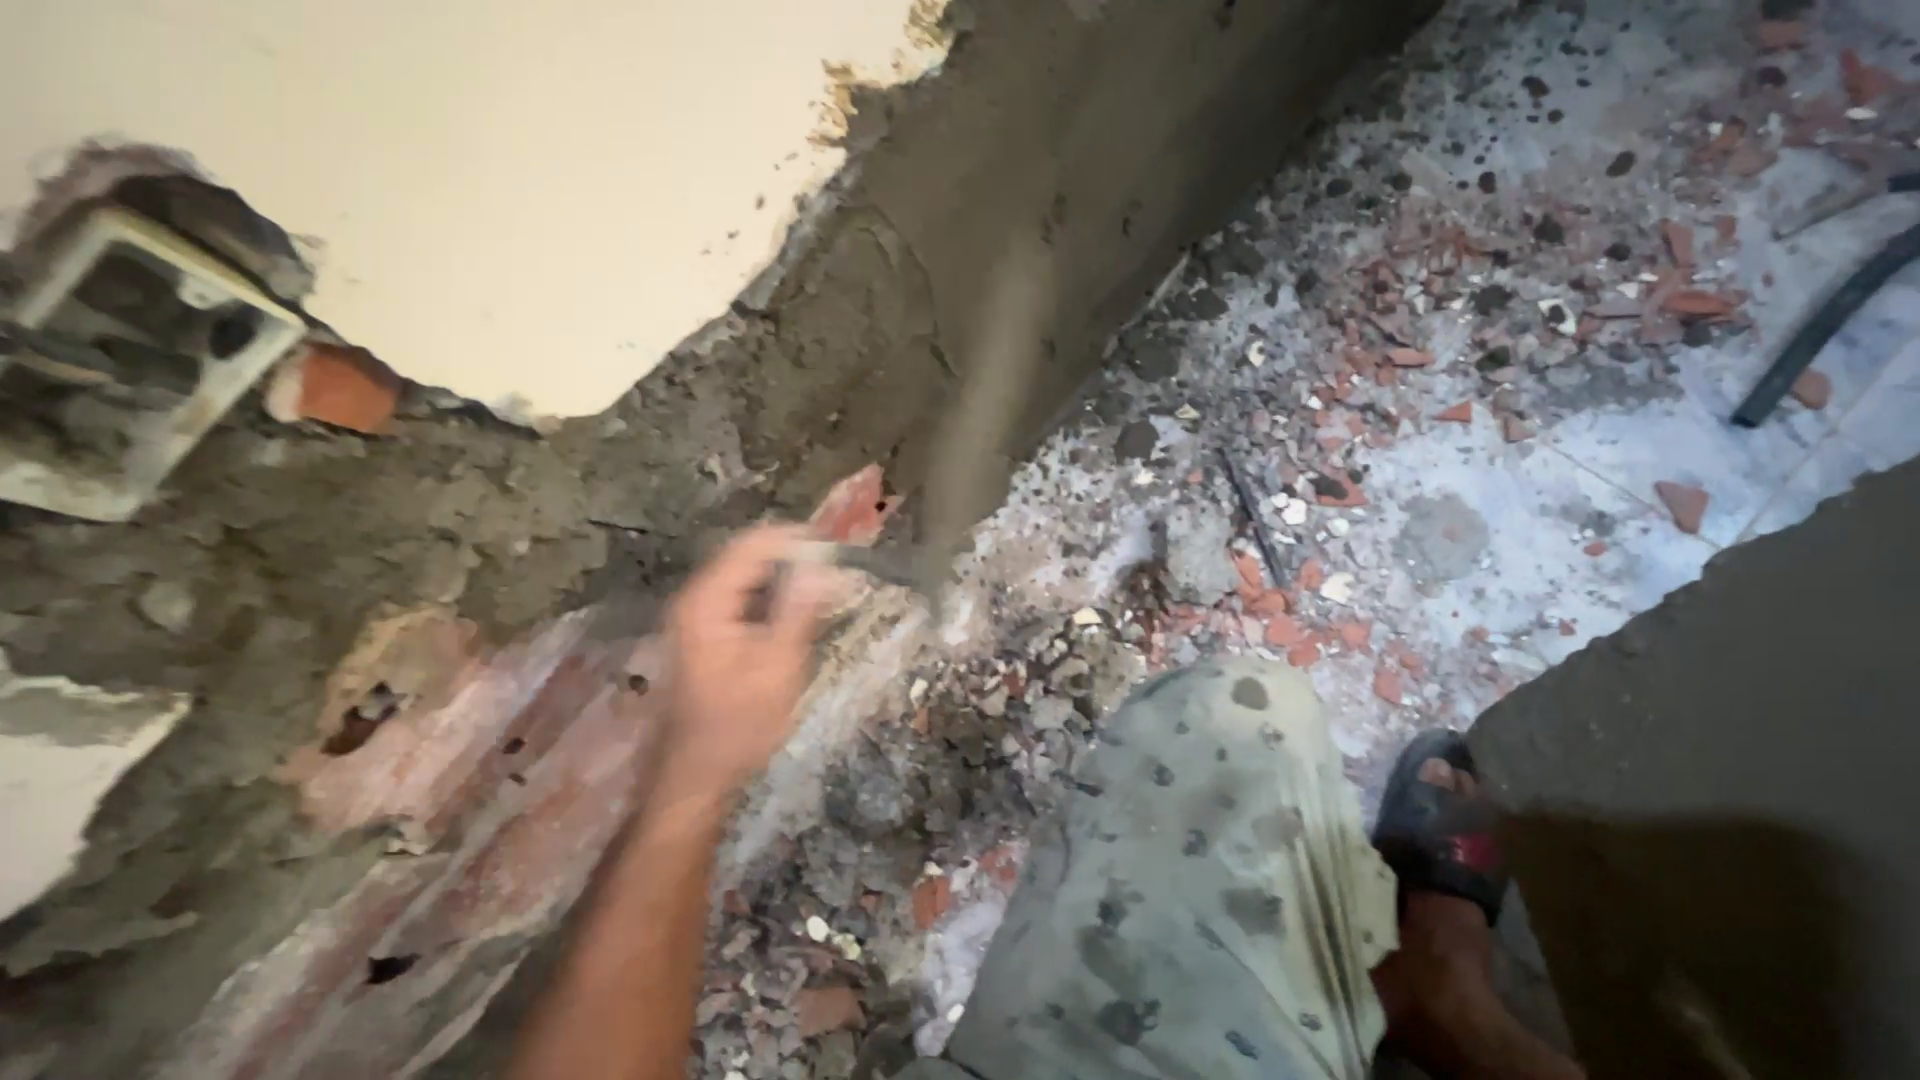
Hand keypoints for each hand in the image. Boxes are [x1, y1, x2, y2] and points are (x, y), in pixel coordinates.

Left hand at [657, 524, 835, 801]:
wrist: (694, 776)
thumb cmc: (737, 726)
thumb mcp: (779, 667)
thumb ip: (800, 610)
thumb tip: (825, 567)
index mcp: (707, 601)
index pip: (754, 545)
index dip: (797, 540)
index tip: (838, 548)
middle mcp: (694, 600)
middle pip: (747, 558)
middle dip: (793, 559)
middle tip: (837, 570)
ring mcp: (693, 619)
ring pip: (744, 580)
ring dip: (783, 580)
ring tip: (824, 590)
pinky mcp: (701, 638)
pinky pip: (738, 602)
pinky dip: (768, 601)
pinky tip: (795, 617)